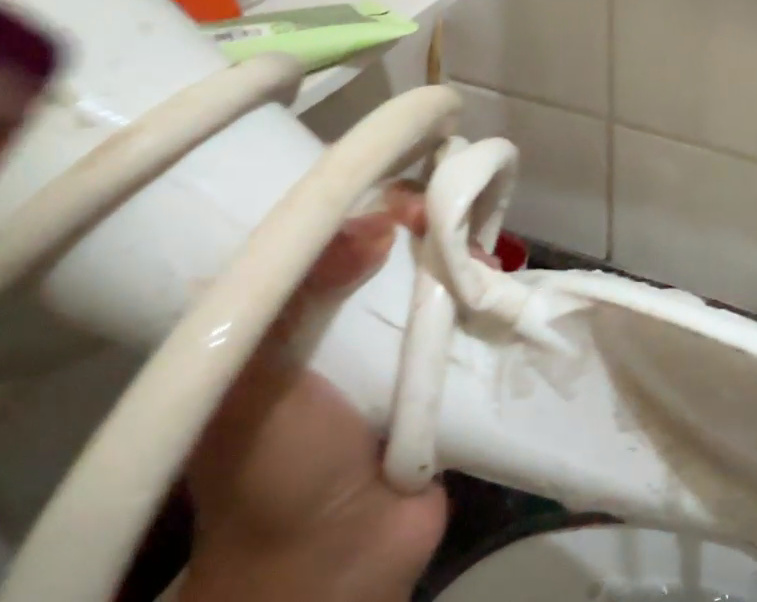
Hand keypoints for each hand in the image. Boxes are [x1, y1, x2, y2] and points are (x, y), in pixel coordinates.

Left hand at [178, 182, 447, 601]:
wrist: (335, 561)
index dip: (357, 209)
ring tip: (482, 237)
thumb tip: (376, 225)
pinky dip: (485, 305)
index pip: (321, 246)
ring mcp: (398, 358)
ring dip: (458, 262)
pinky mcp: (445, 383)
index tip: (398, 194)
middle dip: (421, 227)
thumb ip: (295, 296)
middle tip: (451, 209)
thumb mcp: (252, 379)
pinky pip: (466, 332)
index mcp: (284, 326)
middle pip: (386, 260)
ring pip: (432, 289)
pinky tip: (504, 278)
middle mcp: (341, 332)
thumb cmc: (276, 471)